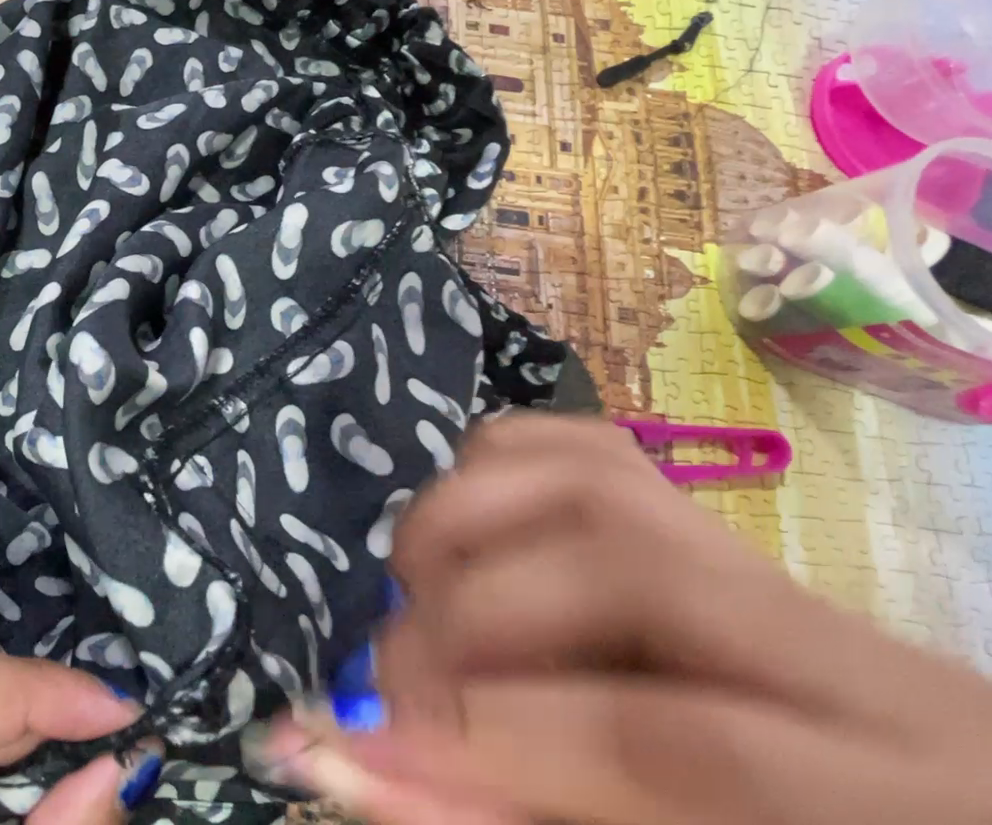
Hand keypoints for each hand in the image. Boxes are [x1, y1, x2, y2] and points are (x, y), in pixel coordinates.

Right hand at [245, 415, 991, 824]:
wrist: (875, 823)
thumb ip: (496, 815)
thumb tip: (342, 757)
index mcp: (893, 795)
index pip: (673, 742)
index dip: (486, 731)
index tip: (354, 737)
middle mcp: (855, 655)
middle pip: (619, 557)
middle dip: (459, 616)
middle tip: (388, 681)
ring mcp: (773, 567)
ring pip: (592, 471)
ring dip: (460, 522)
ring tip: (422, 601)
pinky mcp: (706, 523)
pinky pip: (583, 448)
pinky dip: (490, 473)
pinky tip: (462, 539)